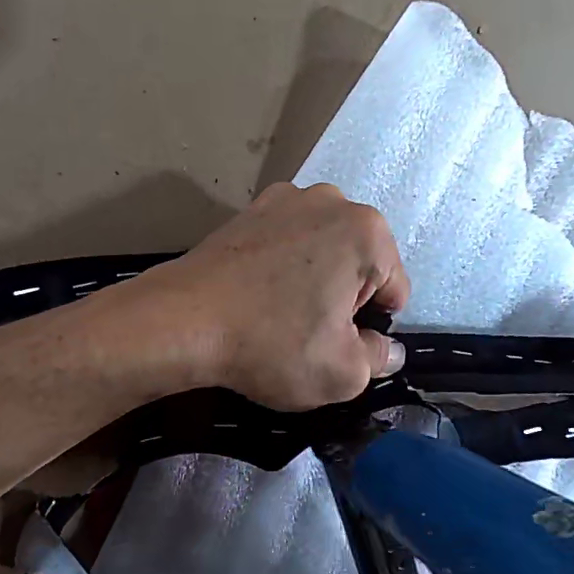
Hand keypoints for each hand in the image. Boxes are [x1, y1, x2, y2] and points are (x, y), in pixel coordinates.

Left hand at [129, 182, 409, 410]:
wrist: (179, 322)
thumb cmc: (271, 345)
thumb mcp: (343, 374)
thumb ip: (380, 360)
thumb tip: (386, 349)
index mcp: (367, 233)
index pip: (394, 290)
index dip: (372, 327)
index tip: (338, 344)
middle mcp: (332, 201)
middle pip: (359, 266)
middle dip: (344, 299)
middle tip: (309, 333)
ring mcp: (286, 199)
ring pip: (323, 253)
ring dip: (314, 282)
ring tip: (279, 315)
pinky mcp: (250, 210)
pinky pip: (287, 244)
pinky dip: (283, 268)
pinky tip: (258, 296)